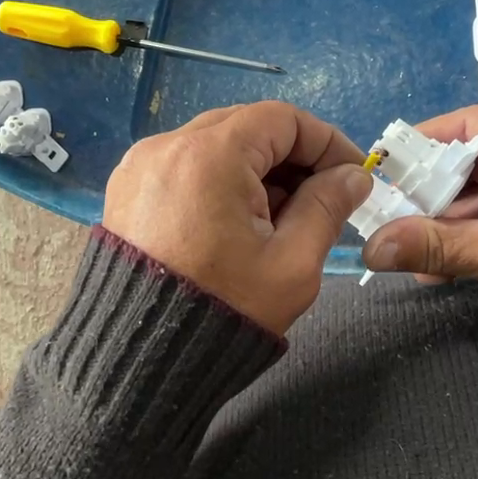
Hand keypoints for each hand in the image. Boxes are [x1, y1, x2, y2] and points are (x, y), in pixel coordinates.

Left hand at [103, 102, 371, 334]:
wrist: (140, 359)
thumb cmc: (225, 309)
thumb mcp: (292, 263)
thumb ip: (327, 207)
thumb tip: (352, 176)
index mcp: (210, 155)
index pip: (282, 119)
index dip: (325, 141)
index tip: (350, 175)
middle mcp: (167, 146)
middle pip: (245, 127)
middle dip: (290, 157)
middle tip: (321, 199)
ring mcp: (139, 166)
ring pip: (213, 146)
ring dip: (254, 171)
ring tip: (278, 219)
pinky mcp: (125, 190)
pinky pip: (183, 168)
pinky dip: (216, 182)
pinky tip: (235, 223)